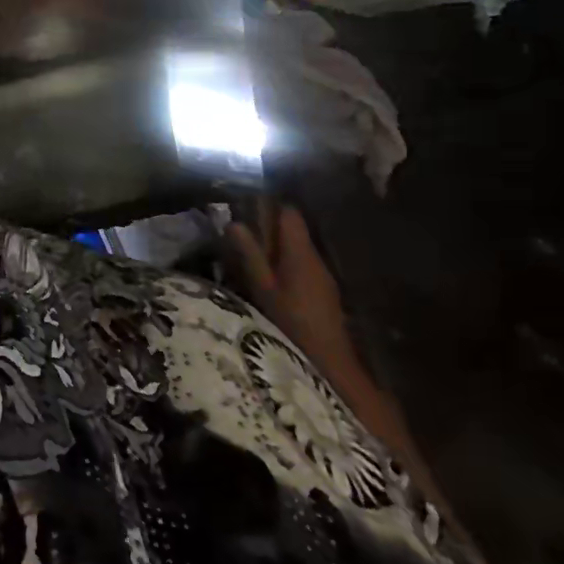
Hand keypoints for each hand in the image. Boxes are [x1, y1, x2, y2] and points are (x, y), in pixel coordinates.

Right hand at [227, 205, 354, 363]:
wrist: (330, 360)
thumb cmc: (291, 320)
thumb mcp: (262, 287)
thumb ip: (249, 255)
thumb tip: (233, 223)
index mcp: (300, 253)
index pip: (290, 215)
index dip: (270, 205)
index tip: (246, 203)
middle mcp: (315, 258)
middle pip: (294, 230)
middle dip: (269, 226)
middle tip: (241, 229)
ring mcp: (323, 275)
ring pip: (298, 248)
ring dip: (277, 246)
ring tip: (251, 251)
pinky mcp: (324, 290)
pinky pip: (303, 264)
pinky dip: (285, 261)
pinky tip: (270, 275)